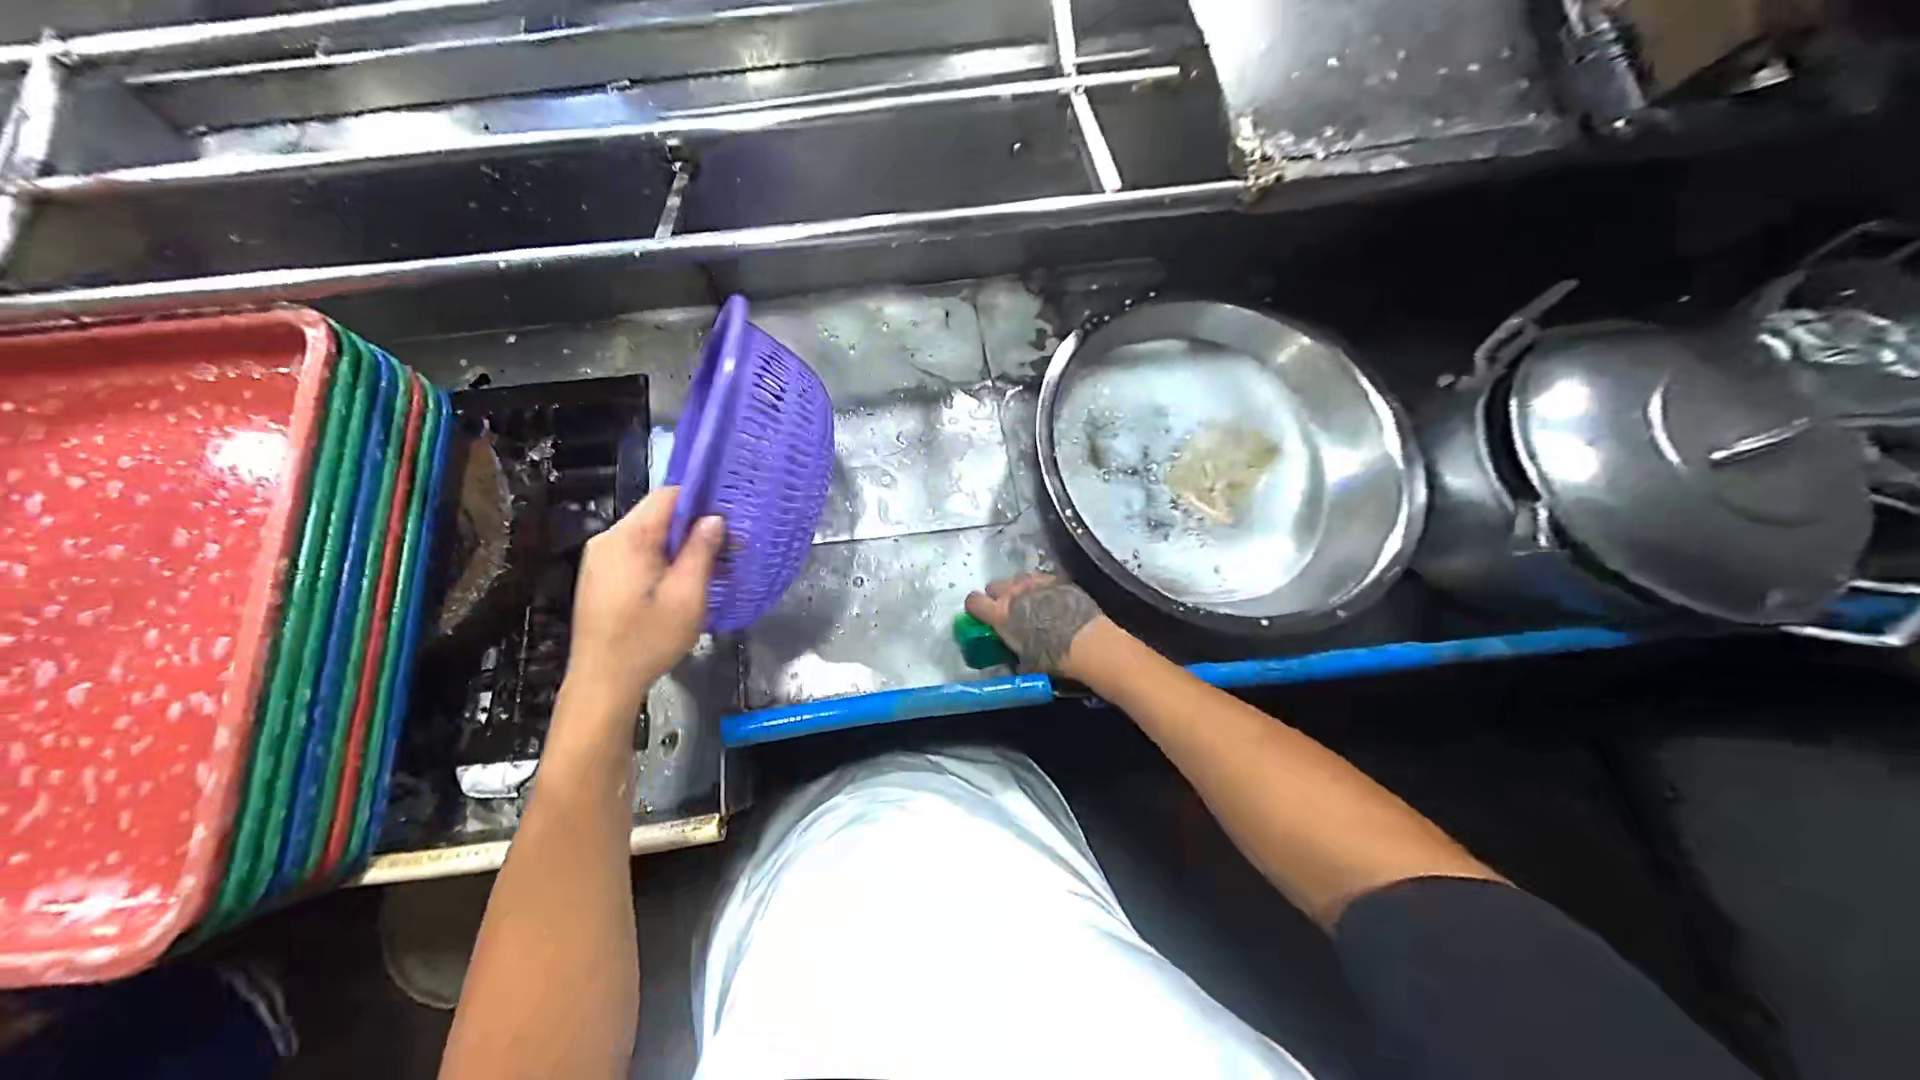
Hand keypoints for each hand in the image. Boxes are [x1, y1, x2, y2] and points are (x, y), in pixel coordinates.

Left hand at [566, 487, 724, 706]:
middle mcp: (608, 539)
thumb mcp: (687, 596)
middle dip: (695, 527)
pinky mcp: (601, 575)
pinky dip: (663, 558)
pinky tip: (681, 582)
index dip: (703, 501)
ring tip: (710, 568)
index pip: (668, 495)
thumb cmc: (647, 640)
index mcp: (628, 538)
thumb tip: (714, 519)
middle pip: (658, 514)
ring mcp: (600, 557)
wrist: (602, 683)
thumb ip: (701, 551)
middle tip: (728, 550)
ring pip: (649, 534)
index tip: (730, 520)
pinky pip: (637, 552)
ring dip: (681, 545)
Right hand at [964, 574, 1108, 677]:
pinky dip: (1041, 587)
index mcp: (1000, 614)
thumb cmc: (1052, 657)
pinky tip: (1050, 598)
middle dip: (997, 596)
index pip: (973, 601)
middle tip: (1007, 611)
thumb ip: (1013, 654)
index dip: (974, 607)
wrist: (1088, 642)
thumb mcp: (1025, 662)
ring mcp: (1036, 583)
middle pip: (994, 585)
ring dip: (1019, 589)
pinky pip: (1041, 579)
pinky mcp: (1058, 579)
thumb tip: (1012, 659)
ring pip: (1018, 578)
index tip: (980, 615)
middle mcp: (1014, 593)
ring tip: (1029, 602)